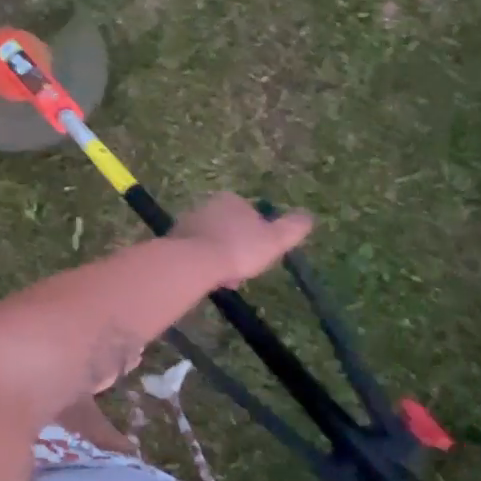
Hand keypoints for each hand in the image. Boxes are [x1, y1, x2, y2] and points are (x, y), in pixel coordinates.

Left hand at [168, 192, 314, 286]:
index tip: (259, 256)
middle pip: (230, 231)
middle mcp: (205, 204)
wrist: (196, 261)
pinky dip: (204, 265)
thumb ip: (293, 227)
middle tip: (241, 272)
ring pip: (212, 243)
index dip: (257, 238)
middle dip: (237, 252)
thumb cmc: (240, 248)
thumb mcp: (275, 239)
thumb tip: (307, 216)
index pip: (249, 217)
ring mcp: (187, 221)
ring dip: (221, 261)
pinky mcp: (173, 239)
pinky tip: (209, 280)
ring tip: (225, 280)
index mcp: (229, 199)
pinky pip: (195, 253)